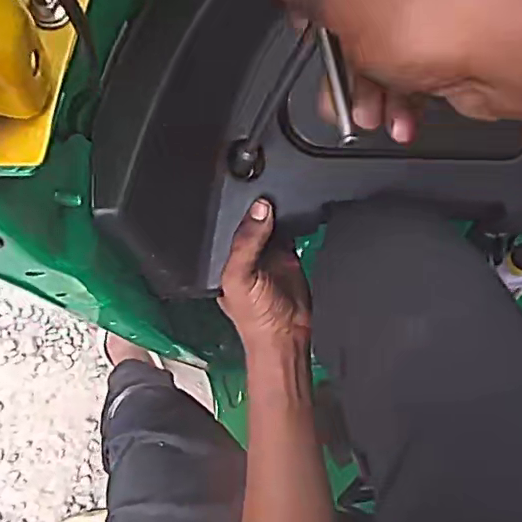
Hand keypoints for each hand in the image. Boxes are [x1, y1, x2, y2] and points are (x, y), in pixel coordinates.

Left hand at [219, 198, 310, 351]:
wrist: (287, 335)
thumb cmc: (254, 316)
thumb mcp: (239, 278)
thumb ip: (246, 244)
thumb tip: (260, 209)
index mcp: (224, 257)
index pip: (229, 222)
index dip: (237, 206)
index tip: (250, 187)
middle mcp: (245, 253)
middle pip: (251, 219)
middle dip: (259, 205)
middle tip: (268, 185)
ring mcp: (268, 252)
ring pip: (270, 221)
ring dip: (277, 210)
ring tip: (283, 193)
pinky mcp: (289, 254)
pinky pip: (291, 230)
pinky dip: (294, 220)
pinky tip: (296, 209)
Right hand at [266, 0, 521, 141]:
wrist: (507, 39)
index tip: (306, 18)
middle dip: (341, 54)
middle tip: (336, 81)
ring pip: (383, 32)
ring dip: (369, 83)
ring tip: (368, 112)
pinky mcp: (463, 16)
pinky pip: (417, 54)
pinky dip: (404, 89)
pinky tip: (399, 115)